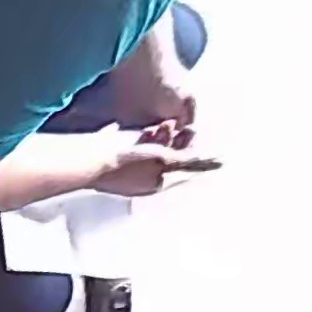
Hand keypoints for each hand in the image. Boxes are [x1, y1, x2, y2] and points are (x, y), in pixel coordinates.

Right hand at [92, 124, 219, 196]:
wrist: (89, 164)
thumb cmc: (128, 163)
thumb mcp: (165, 160)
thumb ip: (192, 161)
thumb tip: (222, 163)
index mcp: (156, 185)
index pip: (183, 166)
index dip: (190, 147)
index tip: (190, 131)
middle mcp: (144, 181)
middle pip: (170, 160)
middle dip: (176, 142)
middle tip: (178, 126)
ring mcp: (130, 174)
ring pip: (155, 154)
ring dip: (162, 139)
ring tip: (162, 126)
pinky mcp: (118, 164)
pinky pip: (139, 153)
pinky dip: (147, 141)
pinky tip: (148, 131)